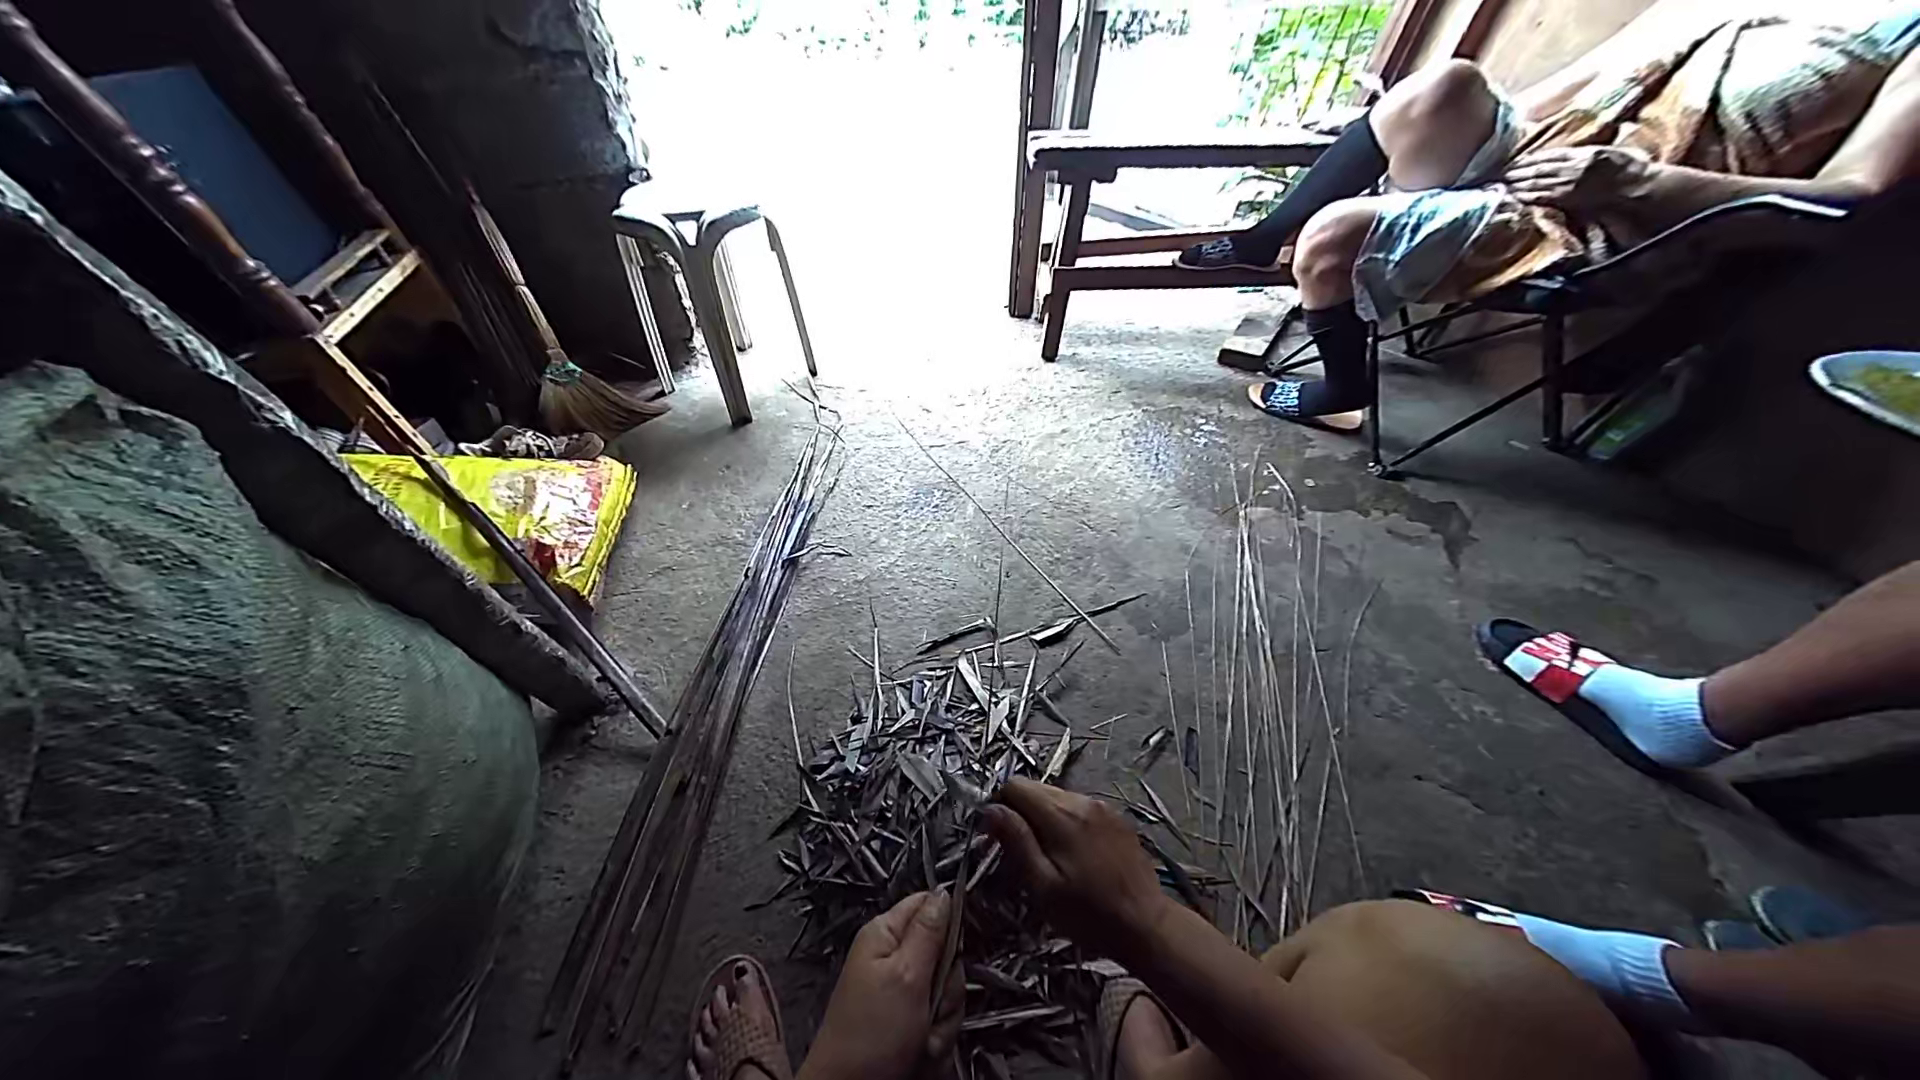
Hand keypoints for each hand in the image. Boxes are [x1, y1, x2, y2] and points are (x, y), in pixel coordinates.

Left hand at [800, 890, 963, 1079]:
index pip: (929, 904)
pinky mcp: (910, 1022)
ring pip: (947, 993)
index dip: (948, 927)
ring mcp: (902, 992)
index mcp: (886, 934)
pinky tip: (919, 1052)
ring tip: (921, 1038)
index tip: (948, 954)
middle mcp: (894, 958)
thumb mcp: (905, 975)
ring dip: (942, 1020)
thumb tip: (944, 893)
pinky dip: (936, 1041)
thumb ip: (929, 932)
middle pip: (945, 954)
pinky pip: (941, 1022)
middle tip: (928, 1008)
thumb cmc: (868, 1037)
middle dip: (946, 987)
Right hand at [980, 778, 1169, 958]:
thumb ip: (1016, 841)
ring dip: (1044, 817)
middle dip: (1021, 812)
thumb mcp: (1043, 885)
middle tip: (1022, 851)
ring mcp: (1102, 807)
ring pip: (1057, 797)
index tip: (999, 837)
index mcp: (1061, 814)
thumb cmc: (1088, 914)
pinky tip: (1075, 853)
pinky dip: (1067, 821)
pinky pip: (1079, 807)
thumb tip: (991, 810)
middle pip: (1036, 788)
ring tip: (1049, 855)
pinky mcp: (1116, 817)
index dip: (1001, 806)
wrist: (1147, 925)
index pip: (1015, 785)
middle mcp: (1081, 800)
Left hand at [1501, 146, 1651, 212]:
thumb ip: (1587, 152)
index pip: (1552, 154)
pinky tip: (1512, 195)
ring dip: (1516, 183)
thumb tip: (1568, 152)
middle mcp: (1574, 167)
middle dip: (1517, 171)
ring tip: (1501, 183)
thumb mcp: (1610, 151)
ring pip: (1535, 182)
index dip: (1531, 158)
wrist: (1635, 188)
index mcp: (1586, 153)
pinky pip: (1538, 197)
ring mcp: (1568, 184)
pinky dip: (1523, 195)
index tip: (1516, 160)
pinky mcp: (1564, 199)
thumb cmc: (1627, 169)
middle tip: (1500, 172)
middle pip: (1539, 168)